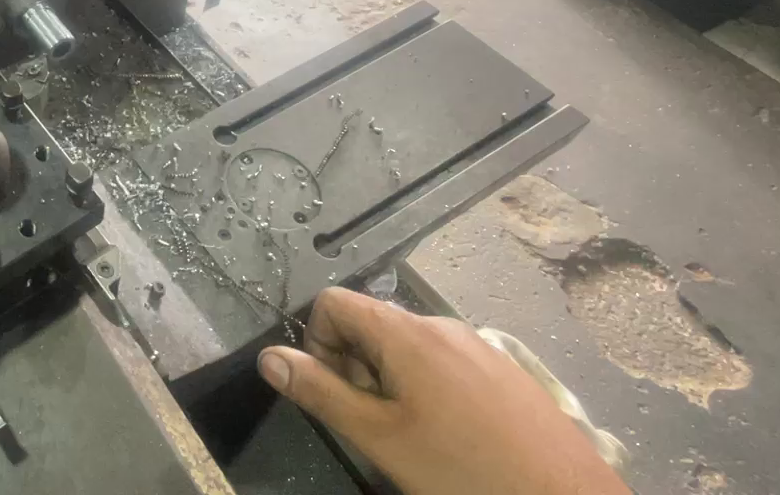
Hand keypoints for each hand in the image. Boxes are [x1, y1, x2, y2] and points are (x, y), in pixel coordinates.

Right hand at [259, 288, 626, 494]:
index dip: (319, 344)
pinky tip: (458, 442)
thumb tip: (269, 357)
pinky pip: (448, 364)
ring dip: (393, 383)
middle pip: (371, 325)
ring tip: (419, 440)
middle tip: (380, 428)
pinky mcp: (510, 375)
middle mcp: (442, 324)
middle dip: (358, 368)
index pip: (332, 303)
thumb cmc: (467, 475)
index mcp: (407, 331)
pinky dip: (432, 391)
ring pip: (409, 348)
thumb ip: (321, 393)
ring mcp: (482, 347)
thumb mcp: (382, 440)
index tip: (341, 396)